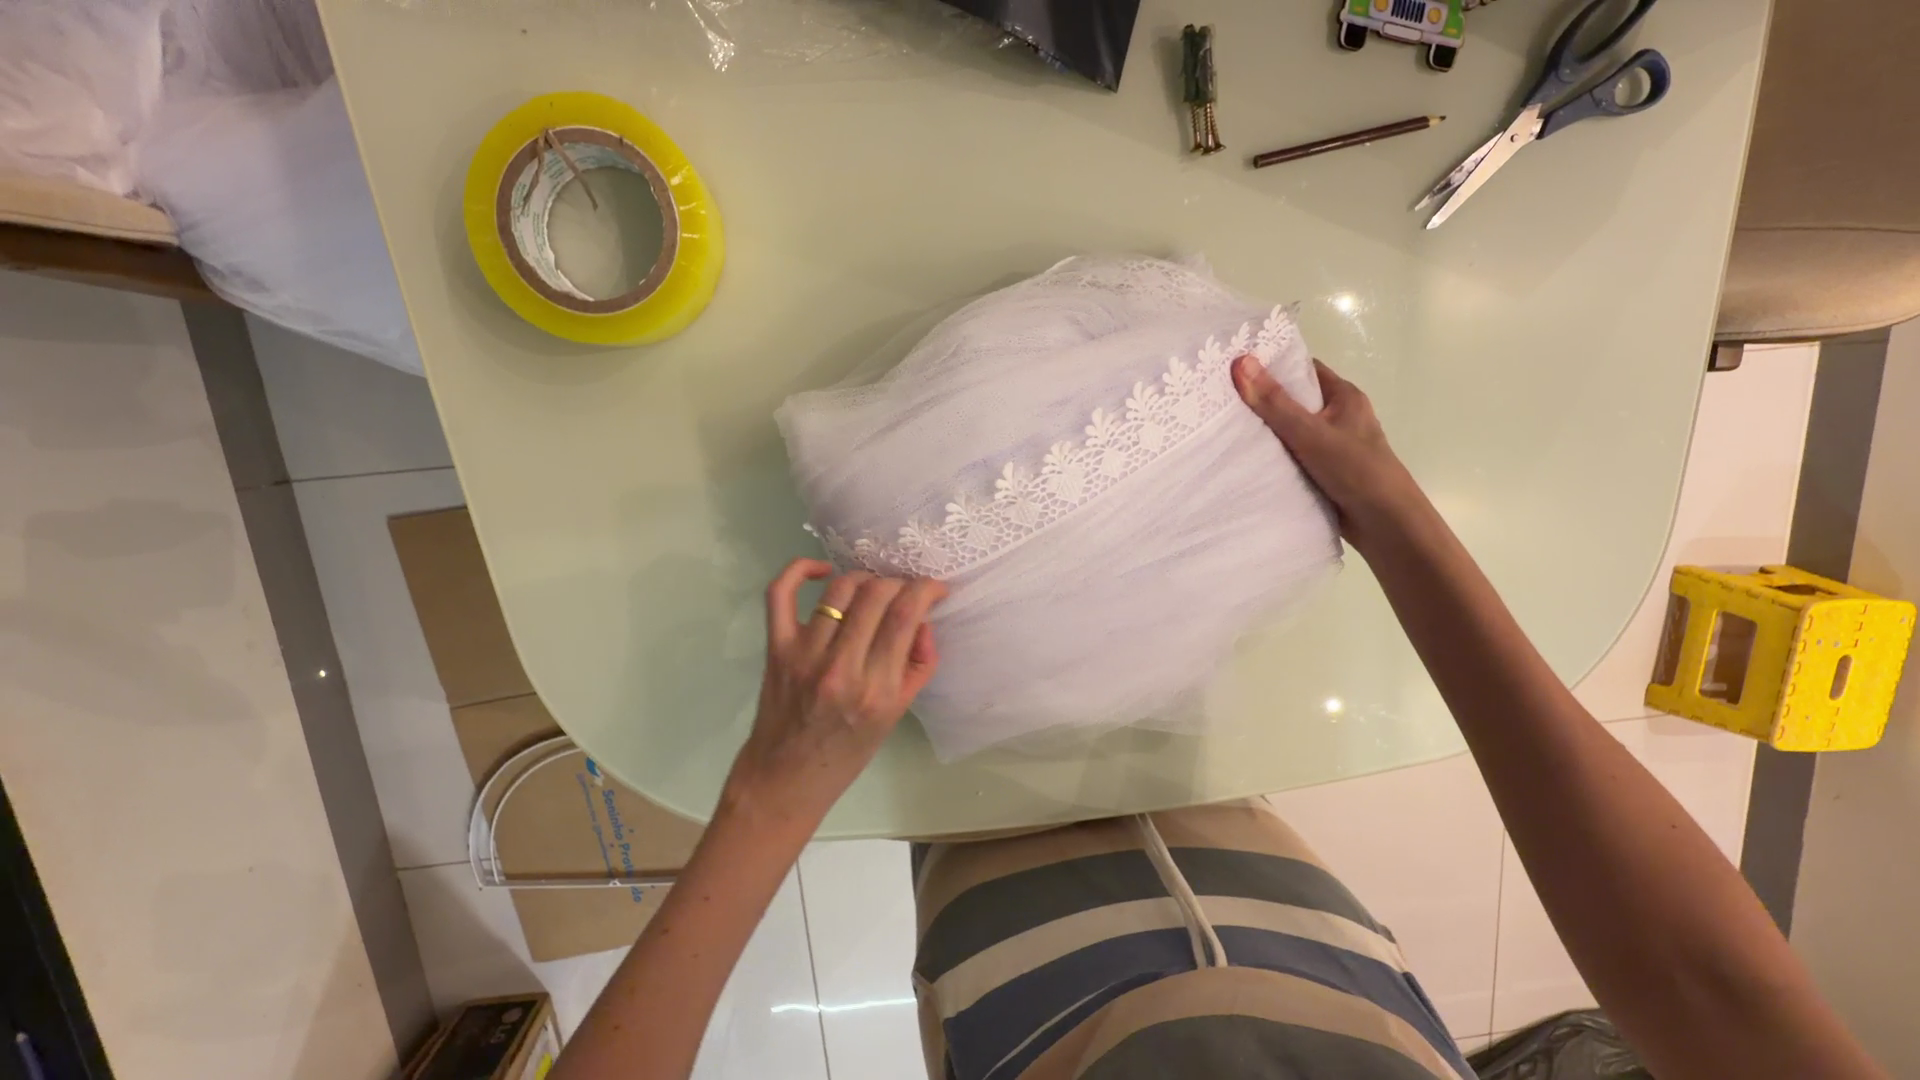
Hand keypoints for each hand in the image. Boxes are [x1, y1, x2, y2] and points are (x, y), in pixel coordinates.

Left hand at [722, 558, 946, 828]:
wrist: (786, 778)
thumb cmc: (847, 752)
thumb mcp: (896, 716)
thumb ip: (917, 666)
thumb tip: (923, 620)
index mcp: (876, 690)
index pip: (905, 616)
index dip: (925, 590)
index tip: (935, 588)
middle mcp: (840, 668)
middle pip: (876, 595)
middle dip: (898, 582)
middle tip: (904, 591)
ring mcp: (804, 655)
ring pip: (839, 589)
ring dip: (863, 578)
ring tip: (873, 589)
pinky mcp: (776, 647)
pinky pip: (780, 593)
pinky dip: (800, 569)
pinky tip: (822, 569)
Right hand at [1231, 354, 1424, 549]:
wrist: (1384, 524)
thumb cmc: (1355, 469)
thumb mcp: (1310, 432)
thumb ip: (1274, 402)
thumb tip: (1240, 362)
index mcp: (1344, 397)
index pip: (1303, 370)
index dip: (1272, 366)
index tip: (1235, 367)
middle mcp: (1338, 417)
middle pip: (1293, 401)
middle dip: (1261, 401)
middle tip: (1220, 399)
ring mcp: (1330, 446)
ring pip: (1290, 431)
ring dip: (1264, 434)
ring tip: (1222, 427)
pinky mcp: (1322, 471)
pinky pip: (1290, 457)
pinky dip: (1271, 458)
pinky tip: (1243, 460)